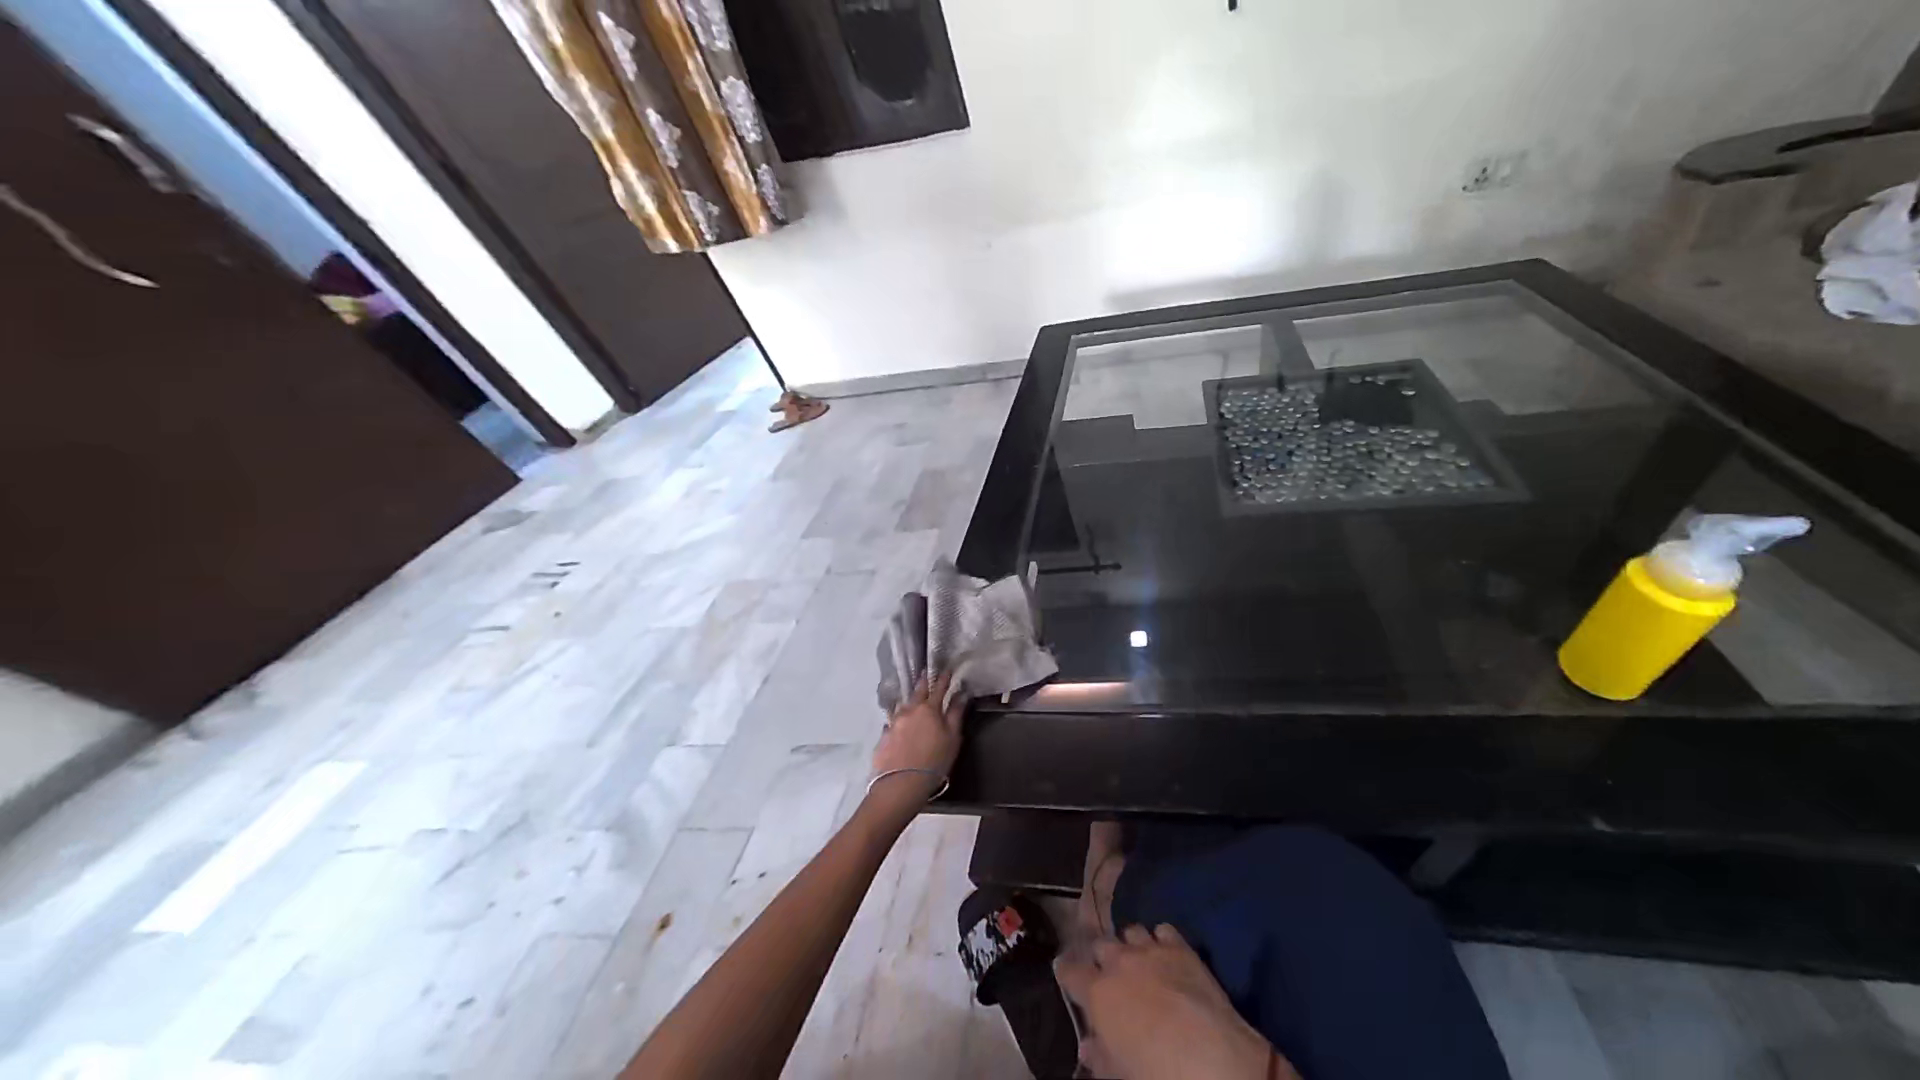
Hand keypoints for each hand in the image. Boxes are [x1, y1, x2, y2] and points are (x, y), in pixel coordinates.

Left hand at [868, 672, 964, 809]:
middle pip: (917, 692)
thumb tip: (961, 695)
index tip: (946, 668)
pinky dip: (899, 720)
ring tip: (913, 699)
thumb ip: (956, 715)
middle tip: (925, 674)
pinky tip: (900, 724)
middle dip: (923, 682)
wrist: (901, 784)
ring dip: (909, 701)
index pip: (938, 688)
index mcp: (928, 709)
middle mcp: (909, 710)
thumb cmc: (934, 761)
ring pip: (903, 705)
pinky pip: (893, 722)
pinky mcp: (884, 735)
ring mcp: (893, 722)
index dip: (943, 677)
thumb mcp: (952, 739)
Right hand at [1056, 923, 1293, 1079]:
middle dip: (1101, 956)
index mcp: (1096, 991)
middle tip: (1108, 973)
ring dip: (1131, 944)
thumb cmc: (1154, 1071)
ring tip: (1138, 960)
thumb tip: (1087, 1045)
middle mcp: (1118, 962)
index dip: (1066, 971)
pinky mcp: (1180, 947)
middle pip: (1100, 944)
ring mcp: (1149, 950)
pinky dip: (1161, 939)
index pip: (1069, 970)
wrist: (1209, 1058)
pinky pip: (1163, 930)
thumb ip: (1099, 1055)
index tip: (1065, 973)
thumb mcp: (1118, 1073)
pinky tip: (1166, 953)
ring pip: (1130, 931)